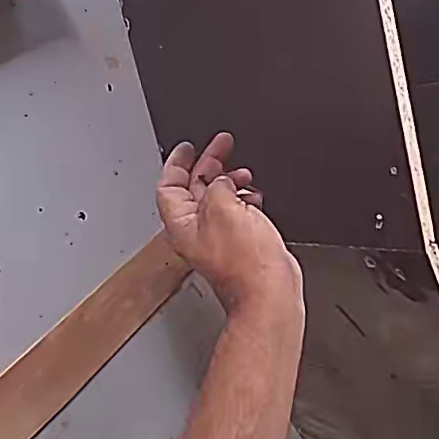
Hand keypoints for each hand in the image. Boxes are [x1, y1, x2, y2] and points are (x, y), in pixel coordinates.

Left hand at [157, 133, 301, 318]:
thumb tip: (222, 179)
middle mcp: (197, 231)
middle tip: (222, 145)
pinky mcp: (239, 244)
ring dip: (230, 181)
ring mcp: (218, 238)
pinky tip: (253, 196)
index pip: (169, 184)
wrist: (270, 292)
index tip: (187, 146)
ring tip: (243, 172)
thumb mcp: (224, 207)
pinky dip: (243, 199)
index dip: (177, 162)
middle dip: (209, 163)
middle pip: (194, 187)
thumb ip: (217, 184)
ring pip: (218, 199)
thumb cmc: (245, 265)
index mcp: (182, 223)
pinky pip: (236, 213)